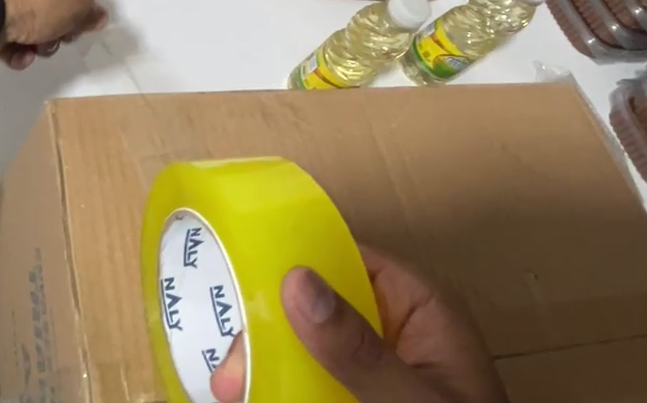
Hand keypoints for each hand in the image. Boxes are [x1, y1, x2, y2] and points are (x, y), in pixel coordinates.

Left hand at [0, 0, 105, 68]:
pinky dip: (14, 48)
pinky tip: (16, 56)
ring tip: (33, 51)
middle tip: (56, 38)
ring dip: (37, 43)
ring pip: (30, 21)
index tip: (79, 22)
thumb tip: (97, 14)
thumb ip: (90, 9)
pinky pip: (7, 32)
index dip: (80, 3)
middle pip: (52, 3)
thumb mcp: (77, 1)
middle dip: (58, 28)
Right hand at [209, 251, 505, 402]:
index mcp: (417, 304)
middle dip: (268, 333)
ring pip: (307, 347)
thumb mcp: (412, 401)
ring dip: (268, 364)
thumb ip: (359, 349)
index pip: (341, 259)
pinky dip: (287, 386)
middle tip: (230, 372)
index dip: (288, 266)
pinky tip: (254, 392)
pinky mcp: (361, 393)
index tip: (243, 293)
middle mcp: (393, 326)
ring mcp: (378, 366)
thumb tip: (295, 278)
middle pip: (313, 307)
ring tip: (231, 387)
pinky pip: (317, 381)